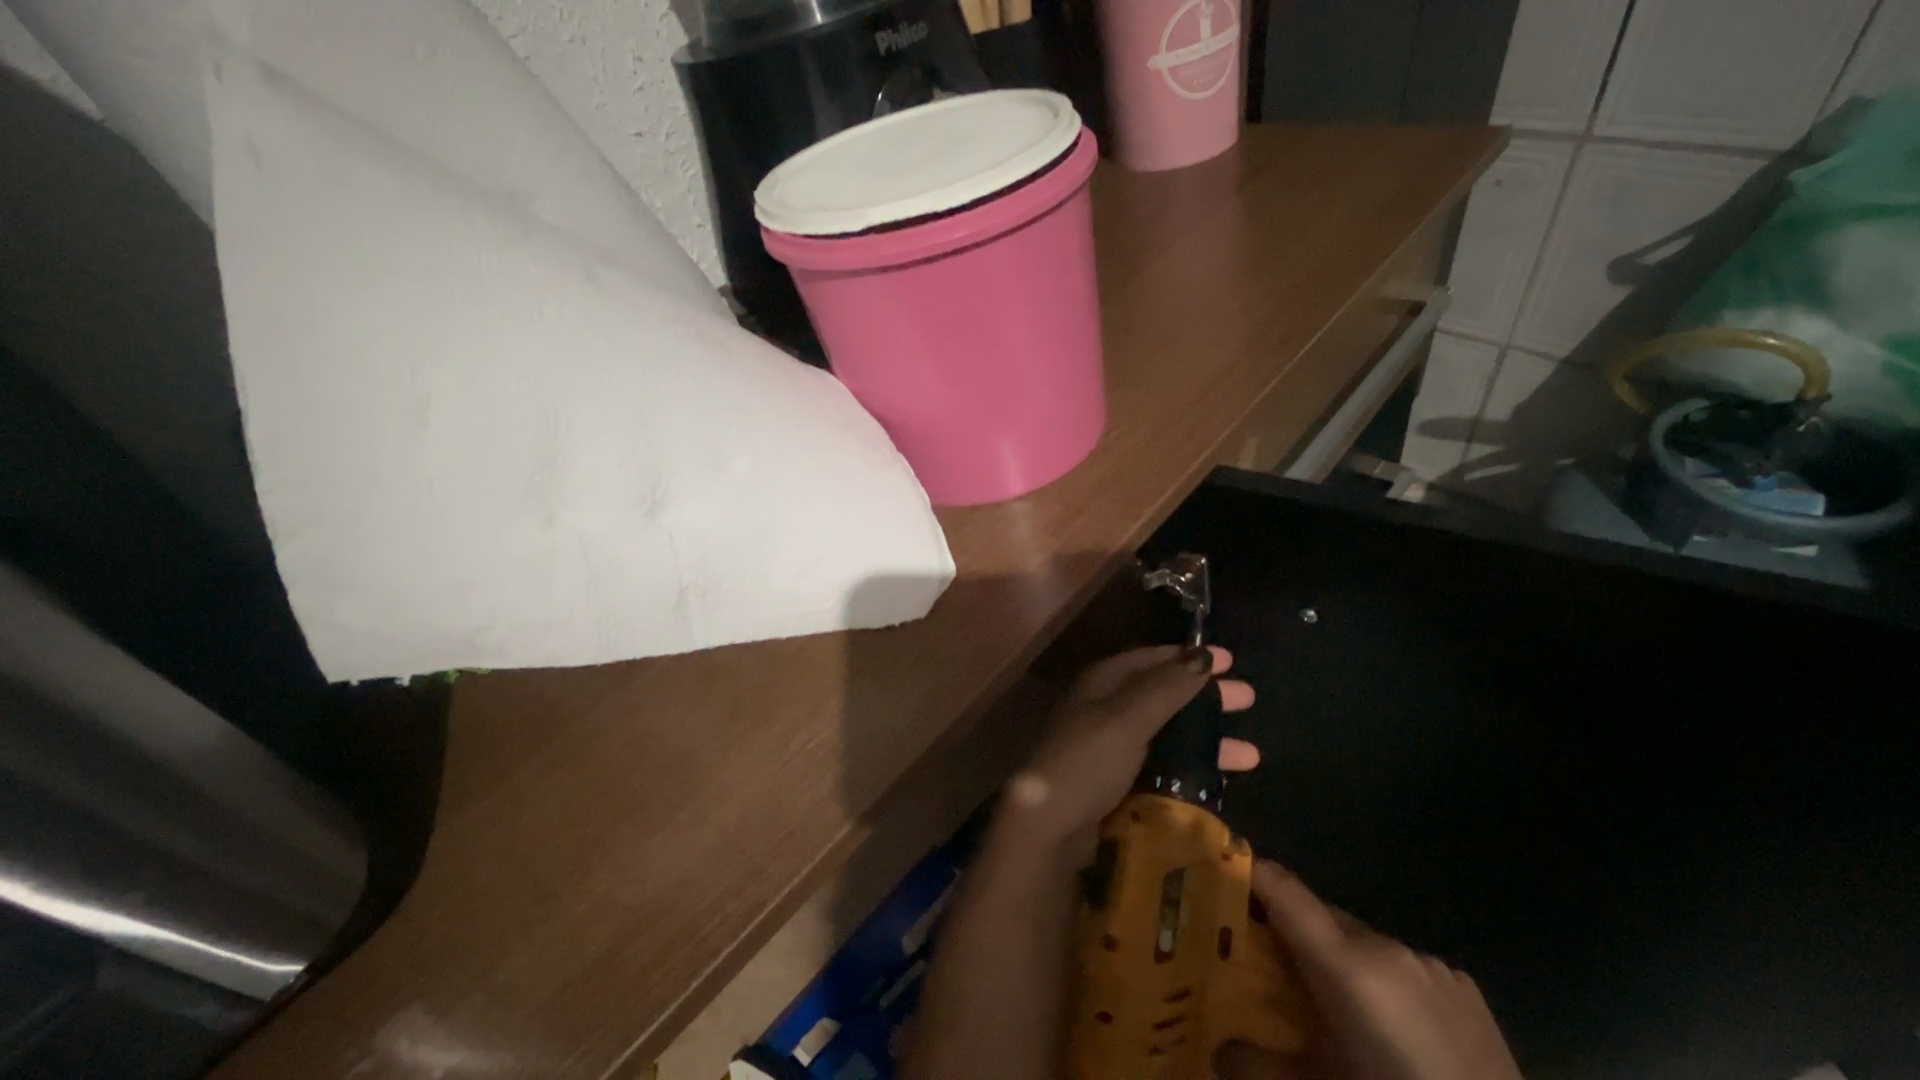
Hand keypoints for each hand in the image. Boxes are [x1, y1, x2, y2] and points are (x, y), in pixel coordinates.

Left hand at [998, 645, 1256, 854]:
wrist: (1047, 828)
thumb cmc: (1087, 761)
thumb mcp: (1128, 718)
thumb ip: (1168, 688)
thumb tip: (1204, 654)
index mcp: (1102, 683)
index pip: (1151, 659)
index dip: (1189, 658)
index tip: (1231, 661)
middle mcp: (1105, 710)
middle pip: (1163, 696)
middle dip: (1206, 699)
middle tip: (1250, 701)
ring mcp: (1110, 749)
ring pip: (1167, 736)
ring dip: (1206, 741)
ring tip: (1250, 756)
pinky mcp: (1116, 785)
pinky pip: (1161, 768)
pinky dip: (1190, 770)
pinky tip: (1220, 781)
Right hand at [1218, 863, 1524, 1079]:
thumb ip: (1257, 1066)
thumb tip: (1216, 1049)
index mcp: (1347, 965)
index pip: (1286, 892)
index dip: (1250, 872)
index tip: (1217, 868)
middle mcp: (1389, 948)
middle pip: (1321, 917)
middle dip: (1286, 928)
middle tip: (1254, 957)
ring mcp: (1433, 966)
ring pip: (1363, 944)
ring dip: (1335, 960)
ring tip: (1321, 1006)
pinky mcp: (1466, 990)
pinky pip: (1404, 968)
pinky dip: (1380, 982)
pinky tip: (1385, 1029)